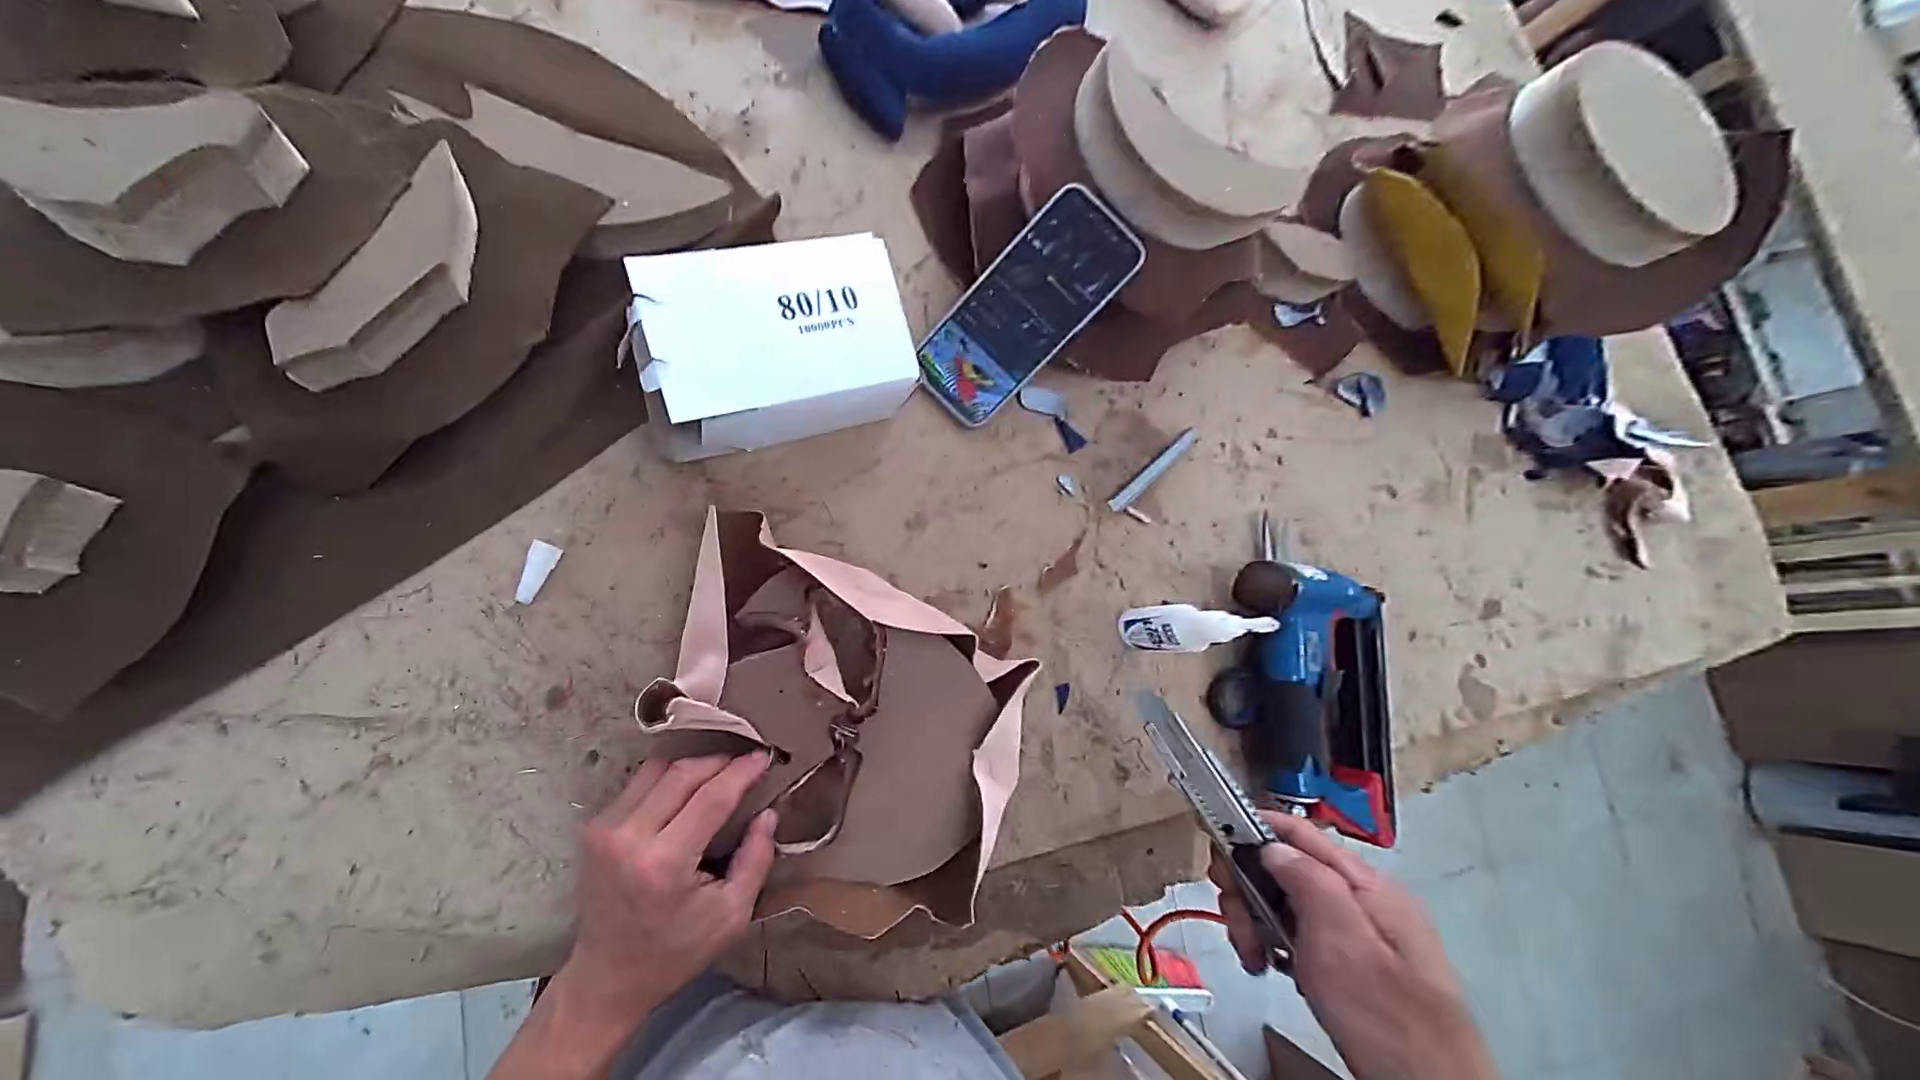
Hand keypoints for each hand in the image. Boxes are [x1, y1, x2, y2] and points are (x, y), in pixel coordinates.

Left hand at [489, 753, 777, 1079]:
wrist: (605, 979)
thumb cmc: (674, 952)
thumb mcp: (732, 916)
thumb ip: (756, 859)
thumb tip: (767, 813)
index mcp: (664, 863)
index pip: (711, 796)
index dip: (742, 771)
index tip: (765, 758)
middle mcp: (629, 839)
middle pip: (683, 773)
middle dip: (720, 762)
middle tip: (746, 766)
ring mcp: (604, 831)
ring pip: (658, 769)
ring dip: (693, 767)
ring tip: (717, 778)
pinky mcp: (594, 829)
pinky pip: (639, 783)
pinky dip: (668, 779)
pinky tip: (685, 794)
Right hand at [1211, 813, 1498, 1079]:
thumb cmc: (1385, 1018)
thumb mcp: (1340, 943)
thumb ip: (1308, 882)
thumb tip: (1273, 847)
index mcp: (1366, 885)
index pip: (1300, 832)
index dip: (1253, 827)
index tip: (1216, 840)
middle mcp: (1362, 898)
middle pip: (1287, 866)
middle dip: (1249, 887)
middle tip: (1236, 923)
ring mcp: (1357, 930)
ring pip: (1287, 899)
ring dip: (1257, 919)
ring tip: (1253, 955)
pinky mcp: (1351, 959)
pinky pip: (1300, 930)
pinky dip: (1275, 941)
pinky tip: (1271, 965)